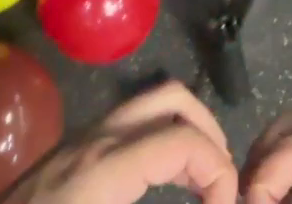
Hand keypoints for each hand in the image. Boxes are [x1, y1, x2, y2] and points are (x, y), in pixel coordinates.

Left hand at [4, 80, 238, 203]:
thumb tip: (215, 203)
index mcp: (106, 167)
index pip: (184, 139)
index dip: (219, 171)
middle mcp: (97, 138)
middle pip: (171, 98)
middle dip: (209, 133)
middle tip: (220, 185)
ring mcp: (82, 139)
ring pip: (149, 104)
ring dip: (186, 131)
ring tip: (202, 182)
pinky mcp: (71, 151)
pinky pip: (128, 124)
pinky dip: (160, 137)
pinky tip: (164, 180)